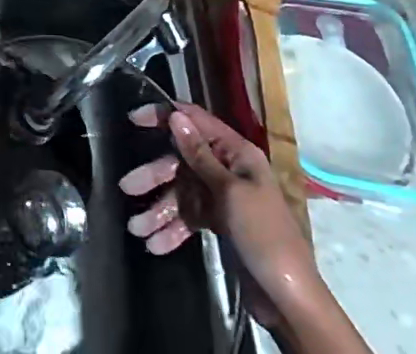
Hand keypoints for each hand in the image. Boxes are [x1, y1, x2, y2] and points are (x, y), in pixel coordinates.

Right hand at [118, 102, 326, 319]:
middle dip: (154, 176)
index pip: (196, 122)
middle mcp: (228, 169)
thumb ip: (199, 155)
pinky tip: (156, 244)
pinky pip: (188, 217)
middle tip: (127, 188)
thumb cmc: (264, 236)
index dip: (164, 116)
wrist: (288, 299)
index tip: (133, 119)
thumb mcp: (230, 192)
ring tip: (137, 229)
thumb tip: (176, 116)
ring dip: (159, 209)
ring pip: (181, 192)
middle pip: (181, 161)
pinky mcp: (218, 222)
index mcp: (238, 154)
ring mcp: (222, 197)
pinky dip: (172, 229)